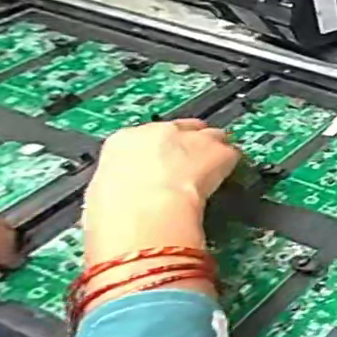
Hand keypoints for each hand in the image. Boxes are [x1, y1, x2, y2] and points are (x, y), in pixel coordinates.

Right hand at [80, 120, 238, 264]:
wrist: (145, 208)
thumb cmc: (117, 206)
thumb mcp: (105, 184)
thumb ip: (125, 173)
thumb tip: (132, 183)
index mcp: (126, 139)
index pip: (150, 133)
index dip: (162, 148)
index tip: (165, 160)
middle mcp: (164, 131)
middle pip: (187, 128)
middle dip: (191, 144)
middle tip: (192, 166)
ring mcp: (197, 139)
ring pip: (214, 137)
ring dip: (213, 153)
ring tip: (208, 175)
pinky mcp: (223, 151)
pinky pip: (232, 155)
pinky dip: (229, 167)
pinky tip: (220, 182)